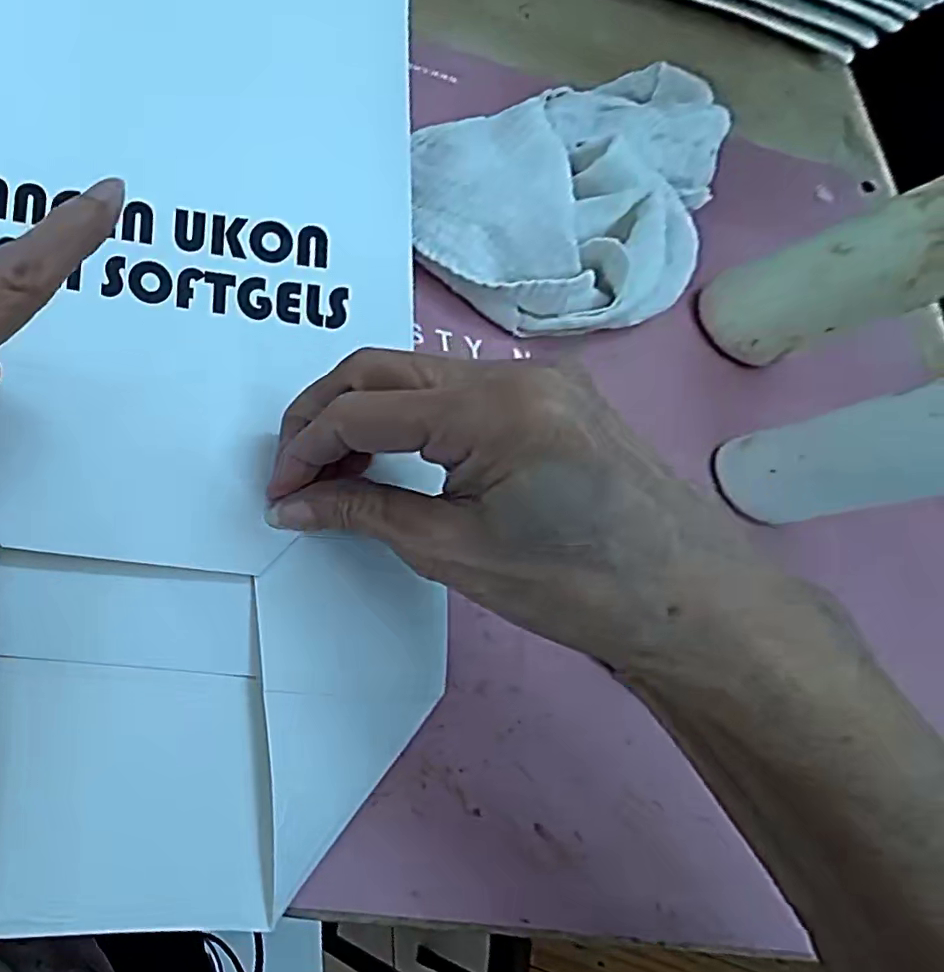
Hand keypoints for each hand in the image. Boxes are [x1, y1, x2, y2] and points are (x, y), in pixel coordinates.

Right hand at [264, 348, 797, 670]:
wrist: (693, 602)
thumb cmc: (570, 583)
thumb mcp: (444, 548)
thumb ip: (356, 511)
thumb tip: (287, 507)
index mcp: (491, 409)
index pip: (359, 411)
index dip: (303, 451)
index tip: (279, 495)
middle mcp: (510, 374)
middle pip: (373, 369)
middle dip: (315, 417)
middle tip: (290, 471)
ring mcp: (530, 380)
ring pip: (403, 374)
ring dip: (351, 417)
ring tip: (328, 474)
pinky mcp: (538, 398)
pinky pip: (439, 392)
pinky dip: (392, 420)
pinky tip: (378, 461)